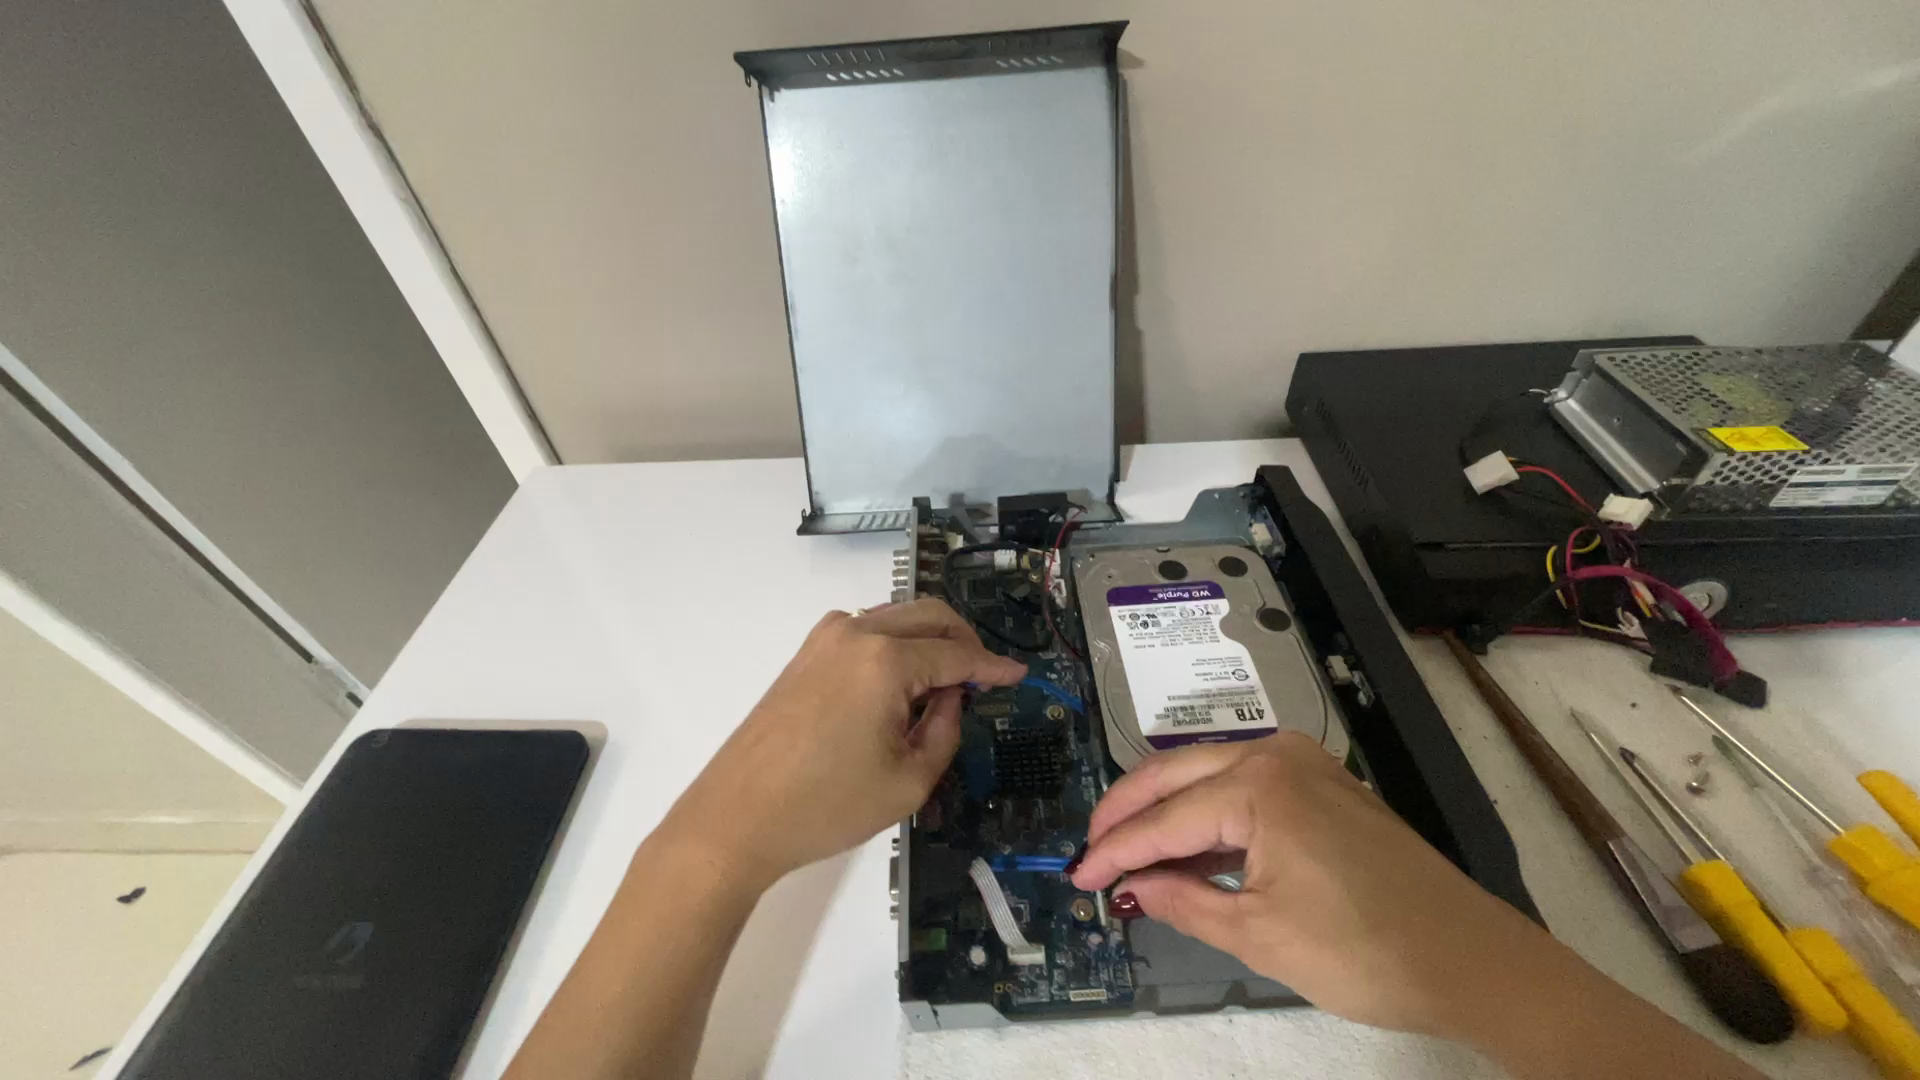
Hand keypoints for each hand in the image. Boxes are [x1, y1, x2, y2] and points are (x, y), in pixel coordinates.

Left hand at [667, 600, 1026, 886]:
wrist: (736, 819)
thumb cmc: (826, 807)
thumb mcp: (908, 781)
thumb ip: (945, 730)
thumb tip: (950, 698)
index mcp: (884, 660)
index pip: (956, 654)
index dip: (992, 666)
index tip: (1019, 675)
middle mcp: (855, 632)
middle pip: (928, 616)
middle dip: (964, 641)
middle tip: (985, 676)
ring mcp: (824, 638)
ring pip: (896, 618)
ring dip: (928, 640)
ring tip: (946, 685)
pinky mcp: (805, 653)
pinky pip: (866, 632)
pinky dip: (896, 646)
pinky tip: (902, 683)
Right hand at [1070, 733, 1565, 1041]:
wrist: (1475, 962)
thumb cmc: (1366, 953)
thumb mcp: (1259, 935)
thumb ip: (1184, 902)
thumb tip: (1132, 888)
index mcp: (1259, 786)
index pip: (1165, 819)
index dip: (1115, 850)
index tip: (1079, 876)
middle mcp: (1275, 755)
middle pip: (1175, 775)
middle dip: (1127, 812)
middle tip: (1091, 848)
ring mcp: (1301, 762)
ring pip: (1205, 772)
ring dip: (1165, 809)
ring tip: (1128, 848)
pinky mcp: (1319, 781)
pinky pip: (1241, 783)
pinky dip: (1207, 813)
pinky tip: (1187, 845)